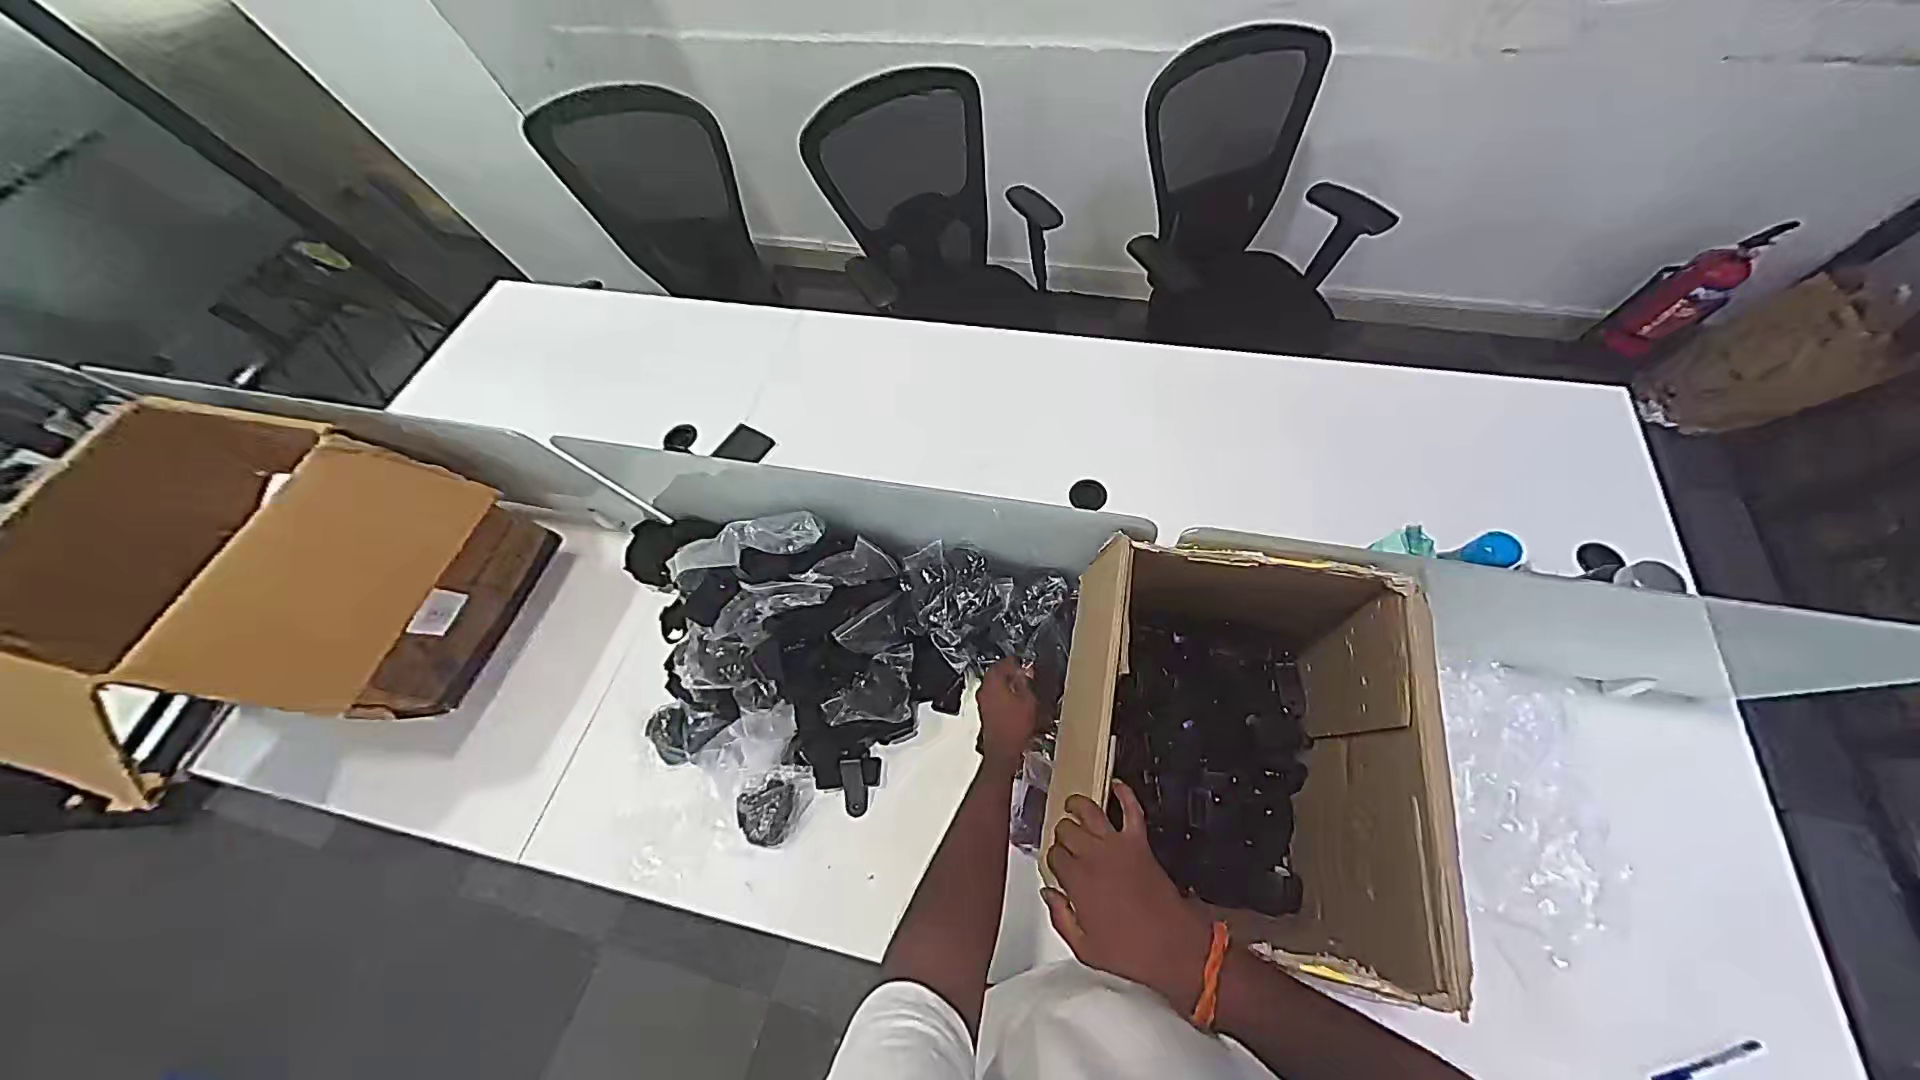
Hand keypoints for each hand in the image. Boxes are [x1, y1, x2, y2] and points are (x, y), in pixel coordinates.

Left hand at [976, 658, 1041, 775]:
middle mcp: (984, 691)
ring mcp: (983, 703)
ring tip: (1021, 688)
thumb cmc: (1015, 727)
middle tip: (1023, 673)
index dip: (1015, 661)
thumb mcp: (1028, 700)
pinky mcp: (985, 715)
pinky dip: (1003, 697)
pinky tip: (1016, 703)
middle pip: (995, 674)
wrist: (1004, 752)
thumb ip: (1026, 682)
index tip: (1023, 662)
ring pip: (994, 687)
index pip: (1002, 663)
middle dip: (1009, 672)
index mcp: (993, 682)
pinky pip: (994, 699)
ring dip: (1006, 685)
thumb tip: (1025, 672)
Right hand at [1042, 780, 1214, 1012]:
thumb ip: (1060, 918)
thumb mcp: (1085, 948)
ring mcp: (1117, 845)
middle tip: (1064, 840)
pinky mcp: (1139, 842)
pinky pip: (1130, 809)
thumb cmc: (1132, 952)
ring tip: (1072, 806)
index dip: (1052, 858)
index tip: (1057, 865)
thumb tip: (1049, 894)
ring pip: (1088, 810)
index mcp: (1077, 882)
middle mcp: (1093, 857)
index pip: (1053, 855)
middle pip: (1066, 829)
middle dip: (1062, 832)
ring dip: (1077, 805)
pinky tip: (1116, 786)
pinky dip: (1124, 794)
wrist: (1175, 948)